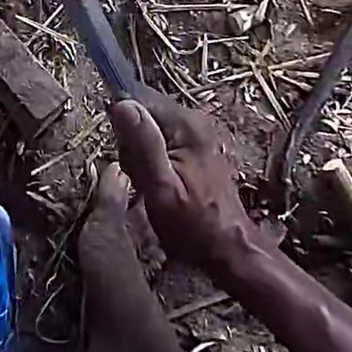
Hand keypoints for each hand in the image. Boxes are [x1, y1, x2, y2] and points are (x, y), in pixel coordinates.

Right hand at [108, 93, 272, 273]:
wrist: (230, 251)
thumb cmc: (195, 225)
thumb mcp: (161, 187)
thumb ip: (143, 144)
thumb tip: (121, 104)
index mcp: (187, 124)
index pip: (137, 100)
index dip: (124, 127)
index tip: (129, 158)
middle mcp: (194, 120)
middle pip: (143, 114)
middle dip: (132, 143)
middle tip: (141, 177)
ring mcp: (196, 133)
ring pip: (148, 129)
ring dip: (140, 154)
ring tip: (150, 183)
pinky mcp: (195, 146)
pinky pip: (159, 141)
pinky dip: (152, 160)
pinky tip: (158, 183)